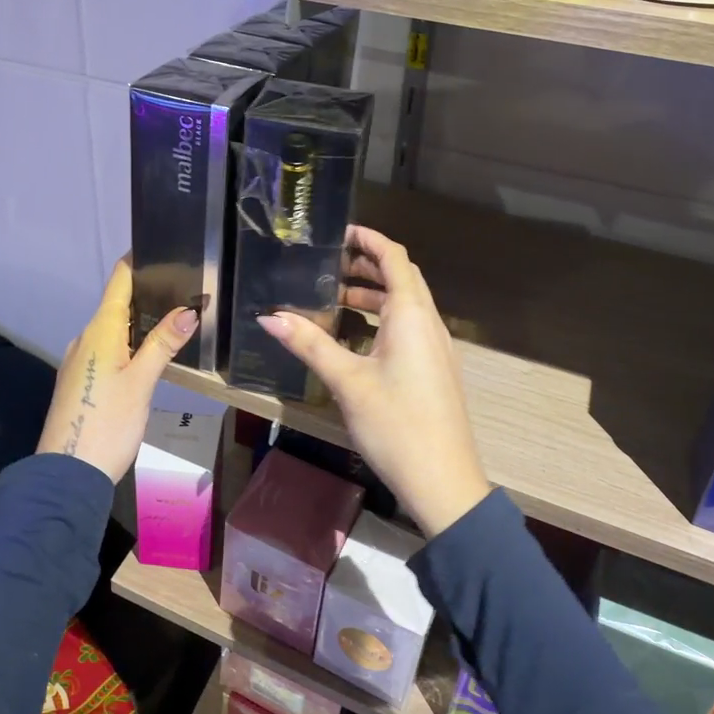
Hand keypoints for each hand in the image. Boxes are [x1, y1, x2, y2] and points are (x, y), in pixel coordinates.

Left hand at [36, 258, 198, 482]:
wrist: (67, 475)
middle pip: (118, 304)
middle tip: (187, 286)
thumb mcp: (142, 382)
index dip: (139, 262)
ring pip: (114, 330)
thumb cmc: (107, 423)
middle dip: (149, 294)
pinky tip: (152, 354)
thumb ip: (163, 344)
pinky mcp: (83, 381)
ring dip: (142, 321)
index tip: (165, 249)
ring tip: (178, 317)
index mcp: (99, 331)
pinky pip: (109, 349)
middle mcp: (86, 338)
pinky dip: (131, 343)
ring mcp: (81, 361)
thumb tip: (188, 309)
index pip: (119, 281)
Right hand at [258, 227, 491, 536]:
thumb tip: (269, 317)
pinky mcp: (435, 370)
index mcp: (412, 315)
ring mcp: (437, 348)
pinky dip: (383, 319)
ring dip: (374, 295)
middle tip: (329, 265)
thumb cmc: (395, 424)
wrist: (443, 481)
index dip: (370, 239)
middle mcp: (430, 323)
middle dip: (367, 266)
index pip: (394, 258)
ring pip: (406, 305)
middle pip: (401, 278)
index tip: (339, 232)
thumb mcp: (347, 382)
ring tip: (334, 299)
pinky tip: (356, 338)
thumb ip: (310, 344)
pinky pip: (410, 328)